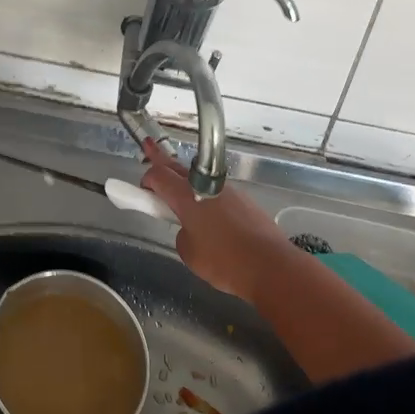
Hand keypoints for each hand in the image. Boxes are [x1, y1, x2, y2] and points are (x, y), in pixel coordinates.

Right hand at [140, 139, 292, 301]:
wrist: (271, 266)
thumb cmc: (225, 261)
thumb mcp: (189, 253)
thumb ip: (182, 234)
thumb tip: (190, 229)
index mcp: (186, 195)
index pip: (158, 175)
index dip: (146, 180)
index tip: (143, 191)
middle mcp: (206, 186)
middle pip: (177, 167)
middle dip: (160, 158)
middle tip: (149, 147)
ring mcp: (228, 191)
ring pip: (200, 179)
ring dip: (186, 181)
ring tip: (182, 194)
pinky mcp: (245, 201)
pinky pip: (218, 193)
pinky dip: (208, 197)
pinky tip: (214, 219)